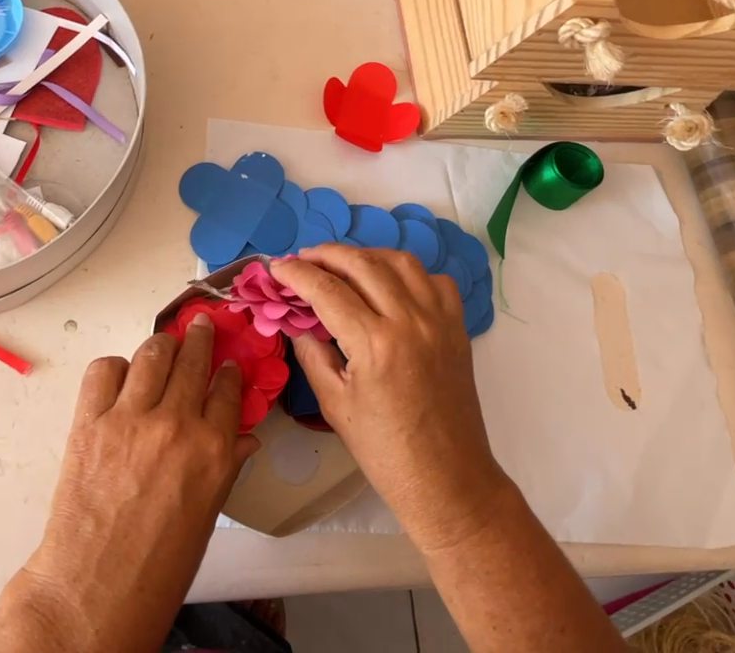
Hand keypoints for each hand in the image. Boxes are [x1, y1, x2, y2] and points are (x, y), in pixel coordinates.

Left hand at [0, 313, 259, 652]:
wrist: (94, 588)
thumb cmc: (158, 566)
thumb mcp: (208, 515)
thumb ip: (226, 466)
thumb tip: (242, 438)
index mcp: (214, 450)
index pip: (229, 390)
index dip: (230, 372)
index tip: (229, 364)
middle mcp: (176, 424)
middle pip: (194, 360)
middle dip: (200, 339)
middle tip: (200, 326)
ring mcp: (131, 418)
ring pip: (153, 354)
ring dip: (163, 343)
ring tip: (166, 341)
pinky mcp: (90, 421)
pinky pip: (105, 370)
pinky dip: (116, 367)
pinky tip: (122, 377)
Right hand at [272, 246, 508, 550]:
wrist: (447, 479)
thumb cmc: (384, 451)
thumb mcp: (334, 404)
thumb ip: (313, 355)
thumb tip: (298, 322)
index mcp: (374, 343)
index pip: (327, 290)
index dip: (297, 274)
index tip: (277, 267)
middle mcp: (409, 321)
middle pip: (362, 264)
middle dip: (327, 254)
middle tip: (303, 258)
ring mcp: (438, 321)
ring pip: (401, 262)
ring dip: (367, 256)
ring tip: (343, 263)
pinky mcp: (458, 328)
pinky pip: (435, 281)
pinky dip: (410, 274)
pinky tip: (391, 284)